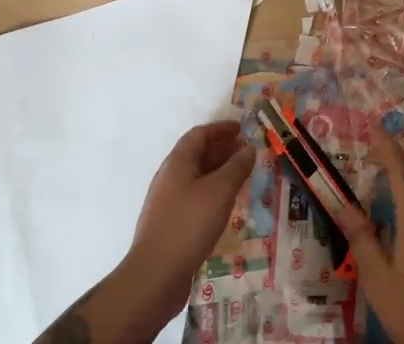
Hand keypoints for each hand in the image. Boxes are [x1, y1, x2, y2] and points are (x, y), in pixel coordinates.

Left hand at [130, 120, 256, 295]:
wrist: (155, 275)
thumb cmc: (189, 224)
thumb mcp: (220, 191)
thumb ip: (237, 166)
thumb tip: (248, 148)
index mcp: (177, 162)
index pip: (199, 134)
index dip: (220, 129)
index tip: (241, 129)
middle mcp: (168, 177)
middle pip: (195, 154)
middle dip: (221, 150)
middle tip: (245, 153)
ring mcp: (166, 201)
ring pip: (195, 177)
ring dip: (217, 172)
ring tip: (240, 178)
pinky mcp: (168, 223)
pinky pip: (192, 196)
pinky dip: (210, 192)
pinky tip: (223, 206)